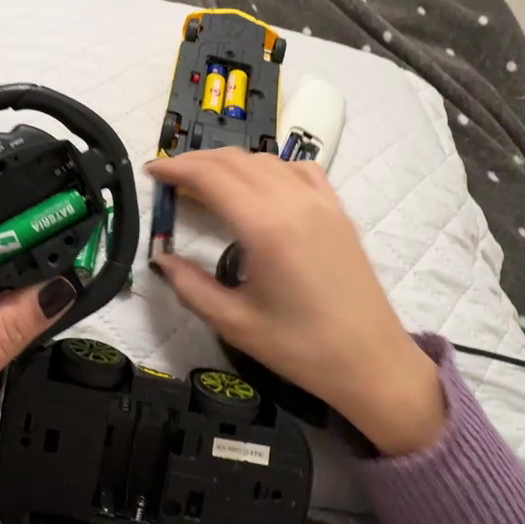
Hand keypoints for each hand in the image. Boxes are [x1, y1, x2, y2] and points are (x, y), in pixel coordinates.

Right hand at [147, 149, 445, 455]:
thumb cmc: (302, 349)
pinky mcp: (337, 210)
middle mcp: (292, 201)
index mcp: (264, 227)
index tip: (152, 172)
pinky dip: (269, 167)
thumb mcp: (235, 323)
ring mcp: (320, 201)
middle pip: (233, 160)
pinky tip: (259, 185)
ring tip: (204, 181)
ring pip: (264, 160)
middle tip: (169, 177)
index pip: (210, 176)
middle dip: (195, 162)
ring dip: (229, 163)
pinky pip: (299, 169)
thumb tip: (161, 257)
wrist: (373, 363)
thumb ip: (190, 286)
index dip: (176, 168)